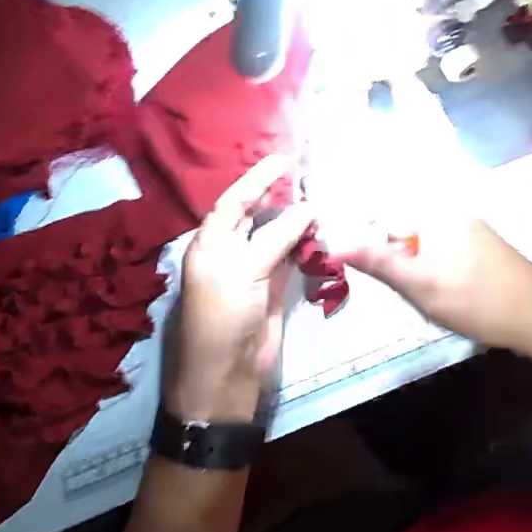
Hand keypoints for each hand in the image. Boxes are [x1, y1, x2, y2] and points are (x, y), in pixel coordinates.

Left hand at [168, 156, 313, 421]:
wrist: (227, 371)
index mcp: (210, 243)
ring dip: (296, 219)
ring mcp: (252, 269)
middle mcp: (229, 251)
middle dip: (277, 194)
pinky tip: (321, 230)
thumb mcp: (244, 270)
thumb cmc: (224, 315)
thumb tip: (308, 208)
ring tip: (321, 197)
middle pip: (255, 214)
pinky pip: (290, 256)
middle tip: (306, 174)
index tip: (283, 160)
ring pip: (276, 235)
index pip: (234, 201)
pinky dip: (305, 243)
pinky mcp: (272, 287)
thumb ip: (276, 238)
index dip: (257, 180)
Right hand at [331, 216, 531, 374]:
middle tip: (393, 283)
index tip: (346, 249)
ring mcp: (468, 228)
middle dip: (391, 253)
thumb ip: (376, 261)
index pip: (382, 206)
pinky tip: (443, 296)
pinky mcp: (480, 246)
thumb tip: (333, 242)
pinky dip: (432, 271)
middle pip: (401, 224)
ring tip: (423, 294)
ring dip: (412, 266)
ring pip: (422, 242)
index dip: (363, 230)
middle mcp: (451, 210)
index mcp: (434, 210)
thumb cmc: (475, 299)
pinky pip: (442, 251)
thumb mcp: (418, 284)